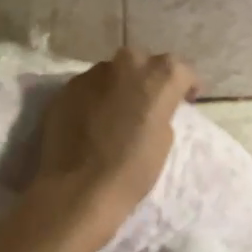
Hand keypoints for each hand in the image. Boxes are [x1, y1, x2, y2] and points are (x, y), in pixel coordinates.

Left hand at [34, 47, 197, 217]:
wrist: (77, 188)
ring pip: (112, 73)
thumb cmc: (132, 169)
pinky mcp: (65, 89)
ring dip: (119, 87)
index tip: (186, 100)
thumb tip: (150, 108)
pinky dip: (95, 99)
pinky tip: (92, 121)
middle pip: (143, 63)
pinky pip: (88, 88)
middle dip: (148, 79)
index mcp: (158, 76)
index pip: (180, 70)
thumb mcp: (163, 140)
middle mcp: (126, 64)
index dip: (185, 85)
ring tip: (117, 113)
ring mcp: (91, 74)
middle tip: (149, 103)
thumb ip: (161, 112)